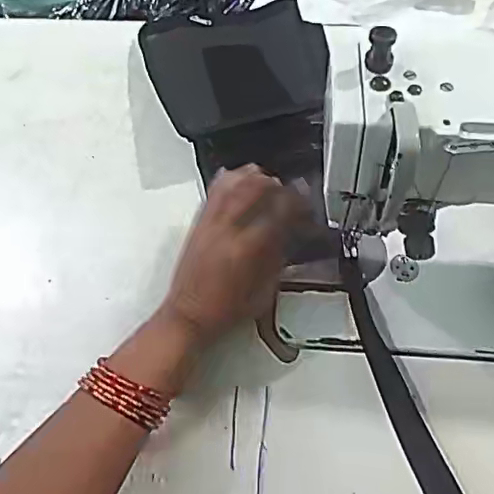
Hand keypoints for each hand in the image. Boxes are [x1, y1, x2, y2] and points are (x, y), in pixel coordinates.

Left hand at [157, 166, 306, 344]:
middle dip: (276, 185)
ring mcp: (209, 224)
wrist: (189, 315)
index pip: (278, 212)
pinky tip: (237, 178)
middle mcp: (226, 231)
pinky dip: (228, 180)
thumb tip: (290, 234)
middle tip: (288, 190)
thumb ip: (278, 257)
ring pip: (232, 184)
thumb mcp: (264, 290)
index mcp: (247, 249)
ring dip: (252, 177)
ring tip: (265, 179)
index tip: (305, 204)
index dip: (296, 204)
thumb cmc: (223, 310)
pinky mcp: (198, 224)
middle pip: (254, 190)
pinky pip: (213, 192)